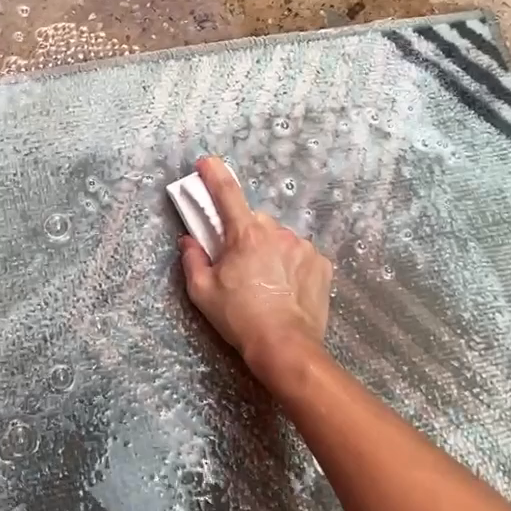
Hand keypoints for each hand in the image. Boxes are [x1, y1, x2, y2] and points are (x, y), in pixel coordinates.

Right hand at [178, 155, 333, 385]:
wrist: (285, 348)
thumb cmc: (239, 319)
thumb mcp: (202, 292)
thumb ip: (192, 259)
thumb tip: (189, 240)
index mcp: (245, 234)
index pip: (226, 193)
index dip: (214, 174)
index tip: (206, 162)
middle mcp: (277, 233)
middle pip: (253, 221)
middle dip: (243, 234)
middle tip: (237, 263)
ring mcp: (303, 247)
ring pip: (278, 238)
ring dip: (268, 250)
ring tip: (264, 283)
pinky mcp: (321, 264)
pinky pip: (299, 254)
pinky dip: (289, 264)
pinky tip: (284, 288)